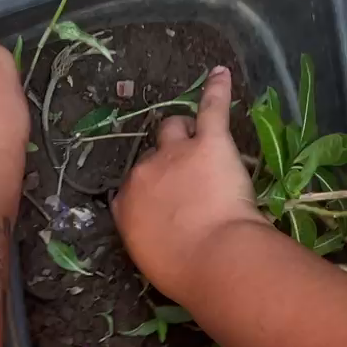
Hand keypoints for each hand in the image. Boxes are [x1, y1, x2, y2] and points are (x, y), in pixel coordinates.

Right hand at [112, 67, 271, 301]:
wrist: (212, 258)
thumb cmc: (181, 271)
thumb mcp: (149, 259)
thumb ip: (147, 236)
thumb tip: (157, 231)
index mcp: (125, 206)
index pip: (130, 188)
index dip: (146, 190)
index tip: (158, 200)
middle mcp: (144, 174)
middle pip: (151, 157)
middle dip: (166, 164)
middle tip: (186, 180)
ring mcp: (176, 154)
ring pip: (173, 128)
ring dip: (182, 132)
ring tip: (196, 136)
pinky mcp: (210, 142)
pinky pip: (211, 107)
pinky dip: (216, 90)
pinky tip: (220, 74)